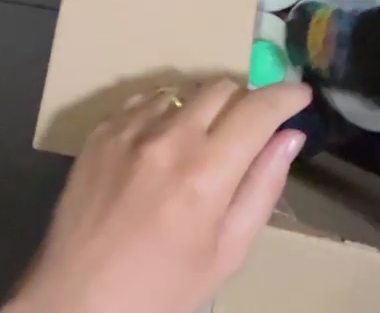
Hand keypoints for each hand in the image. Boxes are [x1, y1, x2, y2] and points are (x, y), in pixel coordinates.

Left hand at [6, 79, 312, 312]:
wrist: (79, 298)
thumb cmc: (162, 288)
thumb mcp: (226, 251)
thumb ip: (261, 188)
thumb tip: (290, 136)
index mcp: (205, 173)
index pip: (257, 110)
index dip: (285, 95)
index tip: (300, 94)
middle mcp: (168, 138)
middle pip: (221, 88)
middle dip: (245, 100)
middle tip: (250, 127)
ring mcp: (129, 128)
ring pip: (182, 90)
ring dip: (202, 107)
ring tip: (200, 144)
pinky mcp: (102, 128)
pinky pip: (145, 100)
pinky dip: (164, 112)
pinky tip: (162, 144)